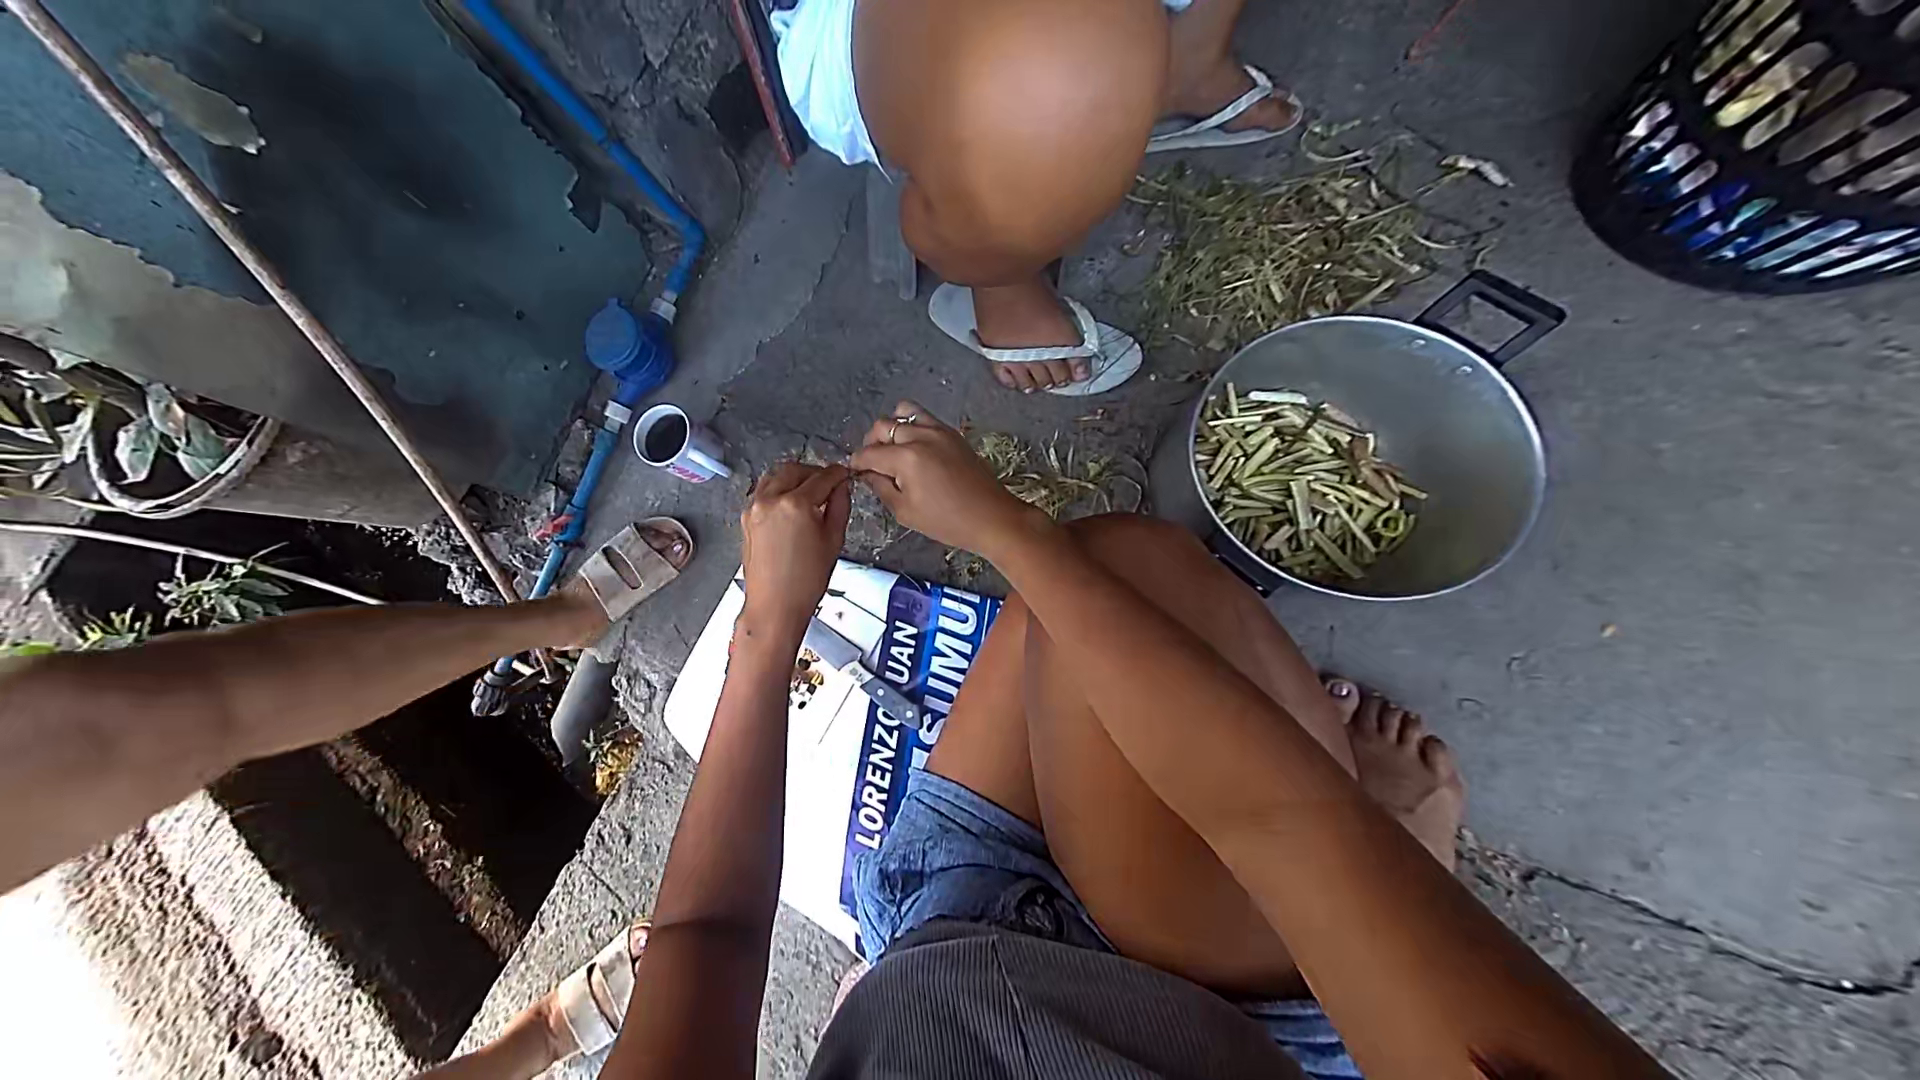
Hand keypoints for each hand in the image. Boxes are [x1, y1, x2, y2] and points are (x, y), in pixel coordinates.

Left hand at [740, 462, 851, 633]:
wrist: (775, 605)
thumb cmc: (805, 580)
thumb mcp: (834, 540)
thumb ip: (839, 506)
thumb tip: (841, 488)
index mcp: (796, 504)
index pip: (822, 477)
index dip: (838, 474)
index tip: (845, 475)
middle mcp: (771, 500)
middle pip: (796, 470)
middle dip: (815, 473)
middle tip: (830, 483)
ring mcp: (754, 508)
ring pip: (776, 476)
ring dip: (794, 477)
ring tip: (810, 492)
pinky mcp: (746, 518)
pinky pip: (764, 492)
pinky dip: (779, 490)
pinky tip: (792, 505)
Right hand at [850, 402, 1046, 556]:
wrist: (992, 517)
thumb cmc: (948, 522)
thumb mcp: (905, 512)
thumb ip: (881, 488)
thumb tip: (867, 474)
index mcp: (906, 458)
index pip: (869, 453)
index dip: (857, 463)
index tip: (855, 470)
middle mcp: (921, 436)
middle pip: (882, 426)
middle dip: (871, 443)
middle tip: (873, 463)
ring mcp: (939, 431)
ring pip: (903, 412)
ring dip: (892, 428)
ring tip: (893, 450)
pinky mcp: (953, 433)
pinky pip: (924, 418)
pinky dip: (912, 427)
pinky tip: (914, 449)